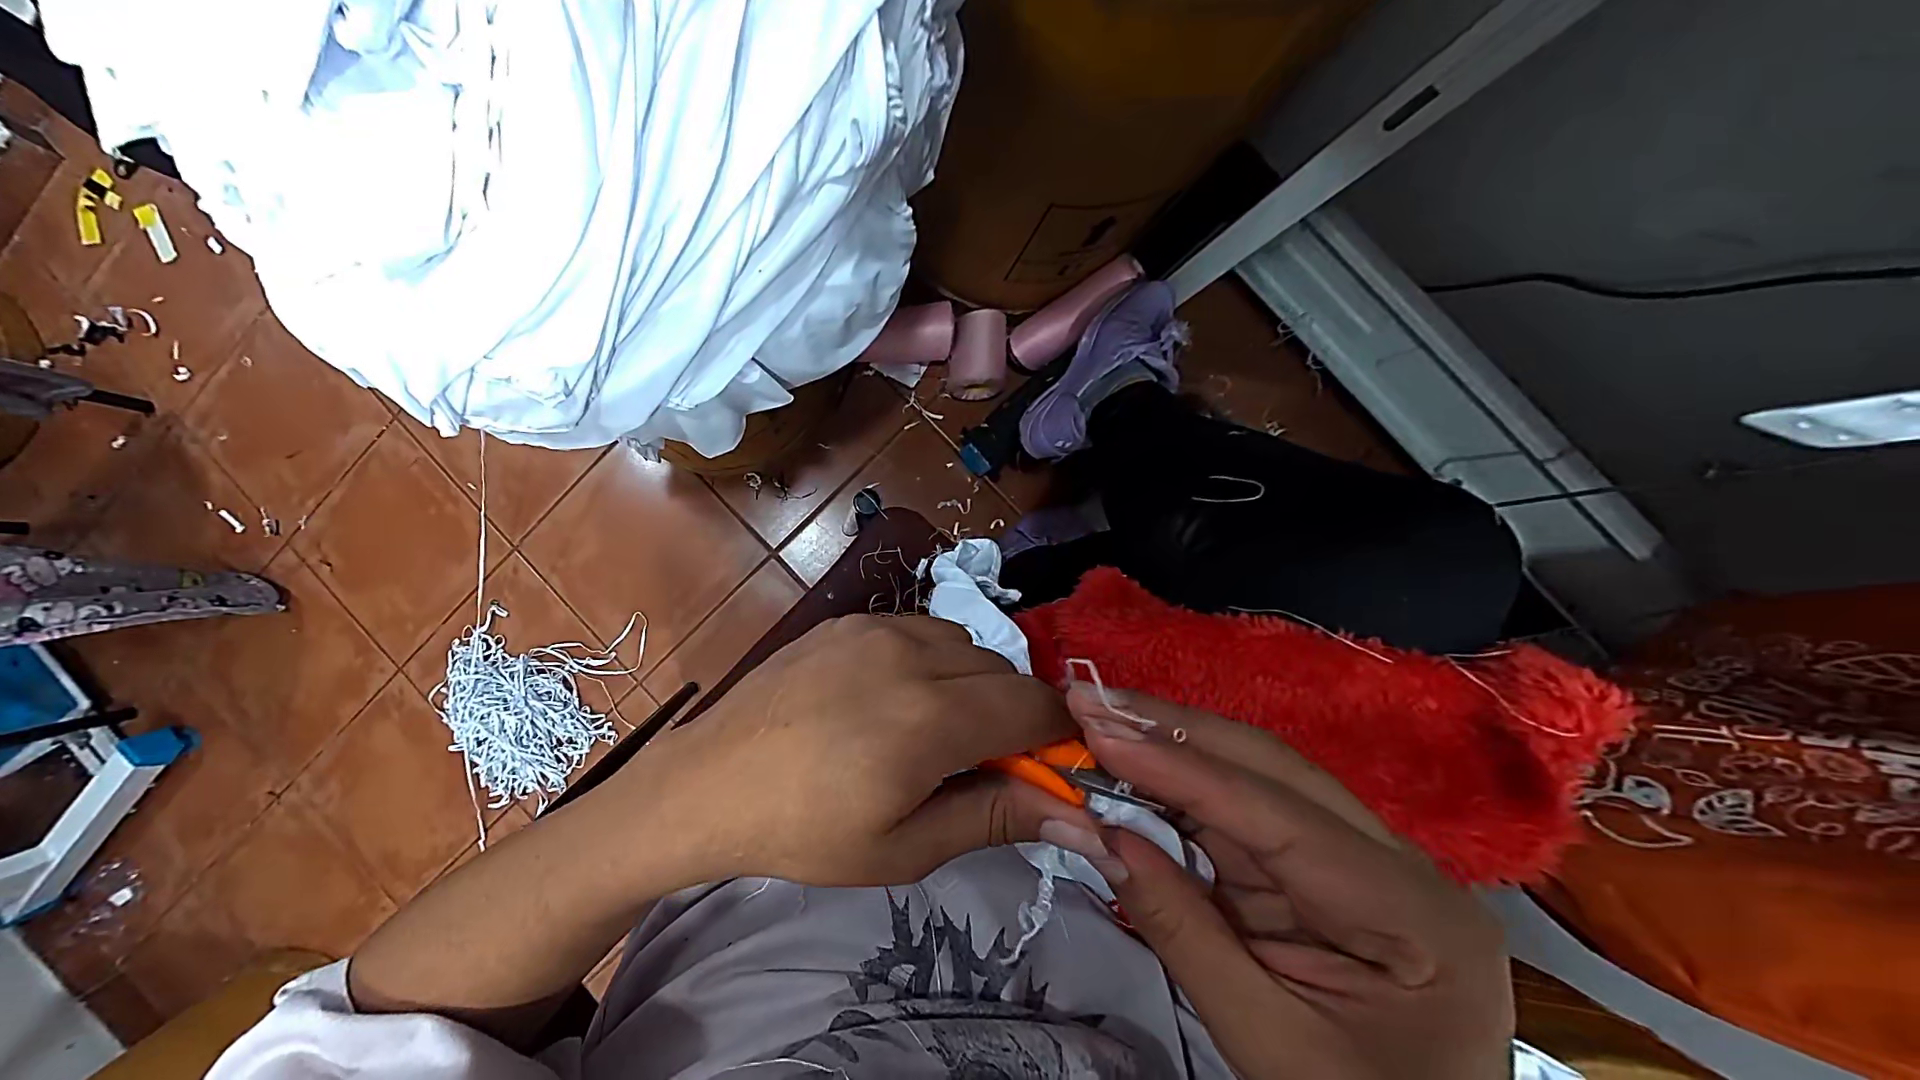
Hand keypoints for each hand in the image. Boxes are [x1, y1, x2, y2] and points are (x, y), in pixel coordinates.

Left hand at [630, 614, 1099, 886]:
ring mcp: (878, 627)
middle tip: (973, 763)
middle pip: (1007, 673)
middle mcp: (914, 654)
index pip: (1038, 707)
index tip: (1037, 770)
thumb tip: (1083, 820)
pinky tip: (890, 697)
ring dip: (972, 685)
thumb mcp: (907, 847)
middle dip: (1011, 717)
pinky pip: (922, 630)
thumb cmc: (807, 831)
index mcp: (932, 716)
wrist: (707, 784)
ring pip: (967, 646)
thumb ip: (999, 817)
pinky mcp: (851, 619)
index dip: (1054, 738)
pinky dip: (931, 661)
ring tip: (928, 729)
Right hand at [1067, 684, 1513, 1078]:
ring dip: (1172, 745)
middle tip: (1090, 700)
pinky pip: (1242, 810)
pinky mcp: (1317, 863)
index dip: (1180, 768)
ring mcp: (1356, 855)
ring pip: (1253, 775)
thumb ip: (1180, 930)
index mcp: (1411, 913)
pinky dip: (1180, 787)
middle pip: (1270, 768)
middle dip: (1173, 730)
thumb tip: (1099, 835)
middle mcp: (1392, 860)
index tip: (1099, 730)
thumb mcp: (1265, 1039)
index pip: (1276, 816)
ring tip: (1101, 719)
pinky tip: (1135, 764)